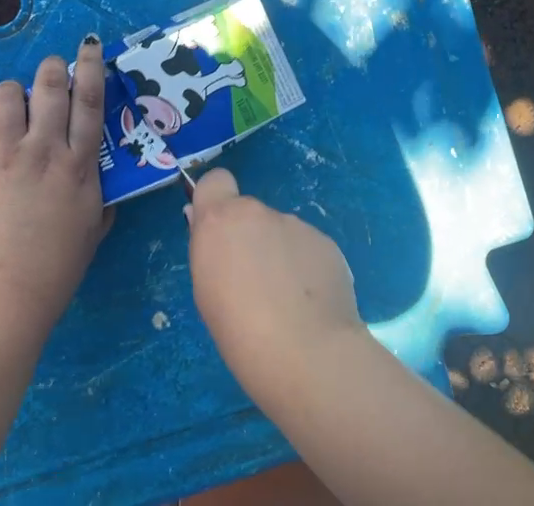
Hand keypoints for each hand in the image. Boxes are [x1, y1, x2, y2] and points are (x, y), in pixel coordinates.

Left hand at [0, 40, 112, 330]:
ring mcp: (7, 155)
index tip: (88, 47)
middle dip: (51, 68)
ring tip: (10, 99)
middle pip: (49, 88)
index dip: (90, 68)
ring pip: (5, 98)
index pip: (90, 102)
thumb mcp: (94, 228)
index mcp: (80, 164)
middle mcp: (45, 149)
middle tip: (51, 68)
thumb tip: (102, 185)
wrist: (10, 285)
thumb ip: (99, 199)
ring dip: (8, 91)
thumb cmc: (60, 264)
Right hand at [186, 168, 363, 390]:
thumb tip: (211, 228)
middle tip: (255, 282)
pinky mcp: (327, 244)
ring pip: (282, 233)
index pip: (216, 180)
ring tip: (288, 301)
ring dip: (280, 254)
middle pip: (250, 214)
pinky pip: (309, 249)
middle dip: (251, 238)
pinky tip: (312, 304)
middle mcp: (258, 212)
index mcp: (221, 220)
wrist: (306, 353)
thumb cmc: (238, 329)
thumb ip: (209, 249)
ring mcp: (297, 225)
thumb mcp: (206, 290)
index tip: (220, 232)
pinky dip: (307, 268)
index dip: (217, 200)